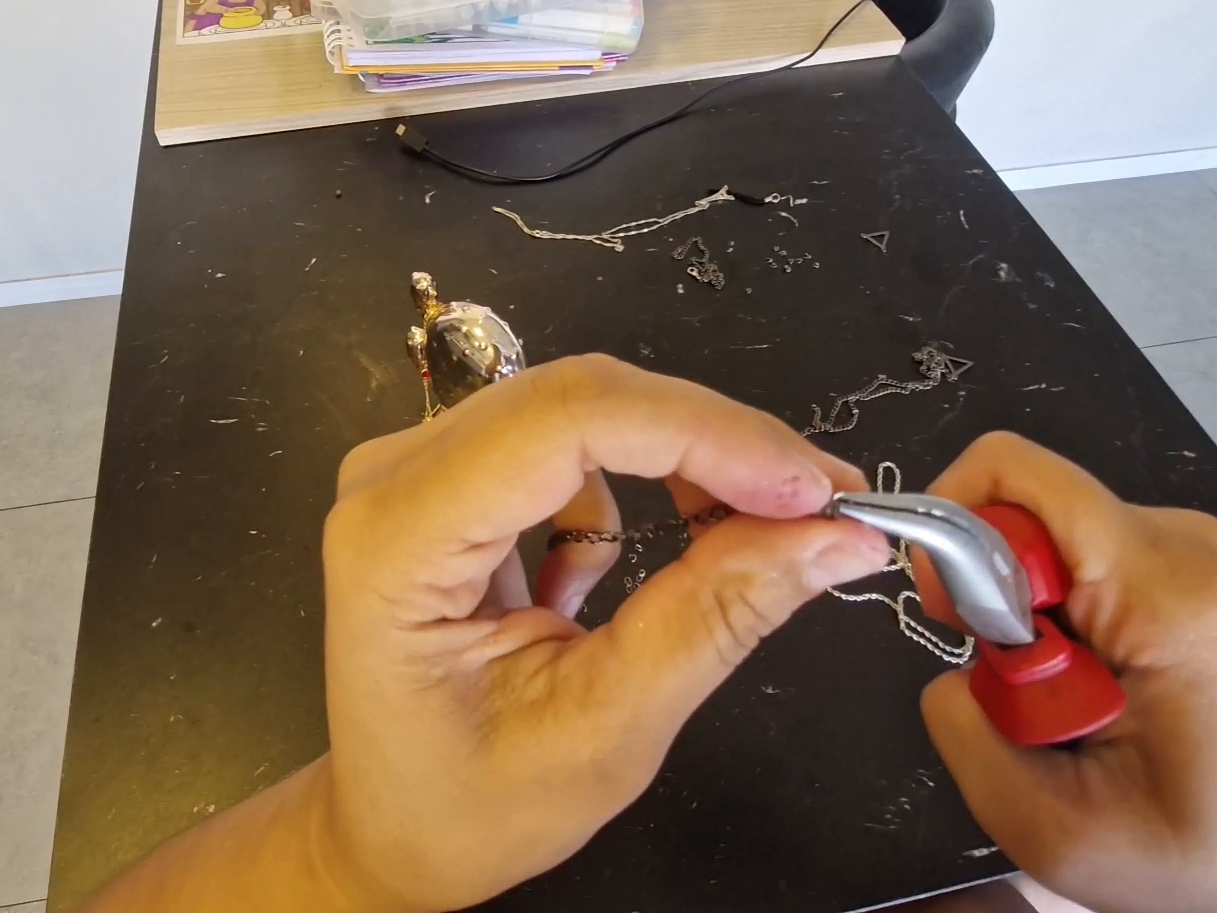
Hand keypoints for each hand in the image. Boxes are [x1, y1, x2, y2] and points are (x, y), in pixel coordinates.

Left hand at [315, 355, 888, 909]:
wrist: (384, 817)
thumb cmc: (467, 803)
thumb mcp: (601, 733)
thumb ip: (714, 619)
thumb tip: (832, 534)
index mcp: (399, 538)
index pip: (563, 422)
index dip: (702, 433)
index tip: (814, 489)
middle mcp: (393, 473)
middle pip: (575, 400)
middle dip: (710, 441)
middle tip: (817, 502)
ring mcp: (411, 463)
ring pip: (576, 410)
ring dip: (674, 460)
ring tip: (731, 539)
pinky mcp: (441, 471)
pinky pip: (557, 442)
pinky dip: (620, 486)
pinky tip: (595, 574)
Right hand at [915, 433, 1216, 912]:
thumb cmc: (1192, 855)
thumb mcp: (1049, 827)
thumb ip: (961, 728)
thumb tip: (947, 663)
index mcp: (1166, 593)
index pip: (1013, 473)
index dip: (948, 525)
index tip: (953, 612)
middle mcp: (1180, 544)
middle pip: (1014, 500)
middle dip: (977, 575)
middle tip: (998, 662)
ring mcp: (1179, 545)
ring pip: (1029, 524)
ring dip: (1003, 595)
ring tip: (1039, 676)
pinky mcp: (1166, 557)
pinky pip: (1053, 542)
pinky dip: (1029, 596)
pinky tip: (1064, 661)